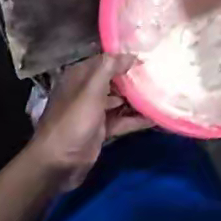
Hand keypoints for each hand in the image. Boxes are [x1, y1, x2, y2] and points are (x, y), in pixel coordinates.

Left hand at [22, 55, 152, 190]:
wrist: (58, 165)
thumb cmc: (73, 123)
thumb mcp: (90, 92)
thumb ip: (109, 69)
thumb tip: (131, 55)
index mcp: (79, 78)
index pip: (105, 61)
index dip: (124, 58)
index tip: (149, 57)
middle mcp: (86, 92)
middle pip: (115, 80)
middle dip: (135, 78)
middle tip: (160, 74)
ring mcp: (94, 111)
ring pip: (121, 100)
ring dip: (139, 98)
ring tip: (163, 93)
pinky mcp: (101, 129)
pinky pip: (123, 119)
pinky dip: (137, 118)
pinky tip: (157, 117)